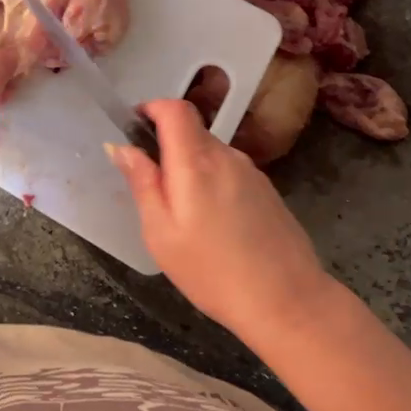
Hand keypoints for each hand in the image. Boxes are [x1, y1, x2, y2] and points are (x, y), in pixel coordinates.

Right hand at [108, 100, 335, 335]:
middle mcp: (227, 156)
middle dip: (168, 146)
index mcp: (196, 161)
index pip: (175, 108)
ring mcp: (252, 172)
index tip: (135, 129)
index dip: (151, 108)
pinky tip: (215, 225)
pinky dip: (213, 184)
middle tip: (153, 188)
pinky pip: (230, 172)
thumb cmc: (212, 271)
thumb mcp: (161, 232)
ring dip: (191, 168)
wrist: (289, 302)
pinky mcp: (268, 191)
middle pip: (192, 131)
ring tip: (184, 215)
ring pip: (211, 153)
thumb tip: (121, 147)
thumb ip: (142, 183)